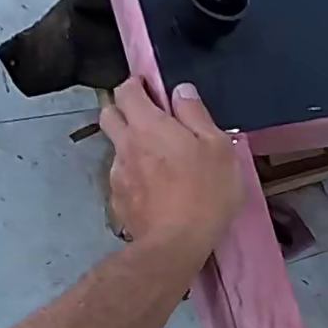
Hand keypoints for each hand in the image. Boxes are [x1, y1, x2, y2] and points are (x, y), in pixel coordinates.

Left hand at [100, 78, 243, 251]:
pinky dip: (135, 176)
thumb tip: (181, 90)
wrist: (177, 242)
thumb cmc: (206, 190)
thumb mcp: (218, 147)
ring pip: (116, 148)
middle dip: (124, 109)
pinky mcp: (118, 200)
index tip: (152, 88)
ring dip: (131, 146)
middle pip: (109, 114)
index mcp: (148, 125)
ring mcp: (117, 174)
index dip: (137, 84)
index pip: (127, 90)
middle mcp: (125, 144)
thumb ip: (196, 115)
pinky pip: (122, 178)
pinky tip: (155, 190)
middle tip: (150, 119)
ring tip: (159, 162)